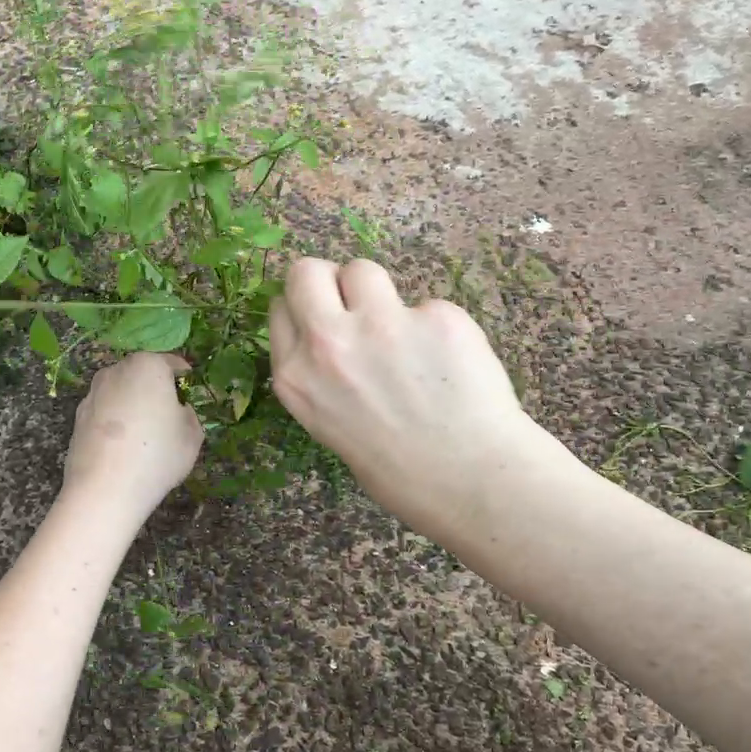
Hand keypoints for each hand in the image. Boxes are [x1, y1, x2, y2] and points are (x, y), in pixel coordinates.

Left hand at [61, 353, 204, 528]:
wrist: (104, 489)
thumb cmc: (157, 455)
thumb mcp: (192, 435)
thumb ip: (190, 415)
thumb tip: (179, 410)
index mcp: (148, 366)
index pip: (172, 363)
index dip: (184, 378)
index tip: (191, 392)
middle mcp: (116, 371)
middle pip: (142, 373)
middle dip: (155, 388)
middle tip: (168, 414)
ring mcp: (93, 393)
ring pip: (120, 391)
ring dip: (132, 404)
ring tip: (144, 434)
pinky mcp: (77, 416)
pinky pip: (105, 411)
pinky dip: (114, 421)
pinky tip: (122, 446)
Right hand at [268, 257, 538, 528]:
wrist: (470, 481)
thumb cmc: (396, 471)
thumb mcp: (327, 424)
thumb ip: (319, 375)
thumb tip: (332, 340)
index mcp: (294, 376)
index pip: (280, 308)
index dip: (305, 308)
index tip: (327, 318)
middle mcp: (327, 343)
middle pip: (306, 271)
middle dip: (329, 280)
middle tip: (355, 304)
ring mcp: (380, 325)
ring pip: (363, 270)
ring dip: (380, 294)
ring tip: (405, 333)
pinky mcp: (433, 315)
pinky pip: (425, 304)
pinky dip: (436, 327)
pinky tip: (451, 365)